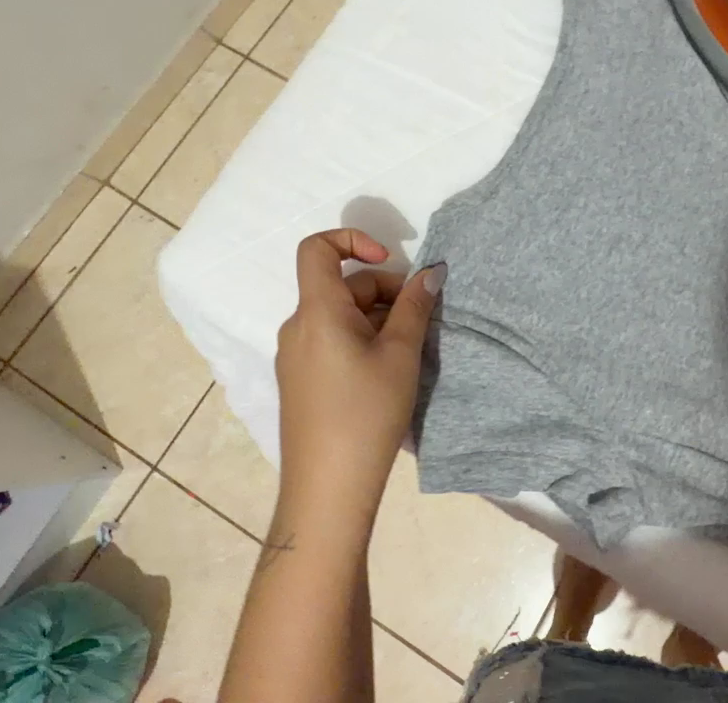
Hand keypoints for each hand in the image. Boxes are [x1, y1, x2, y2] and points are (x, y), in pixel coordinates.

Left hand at [275, 229, 442, 512]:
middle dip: (384, 291)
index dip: (352, 240)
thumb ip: (415, 306)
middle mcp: (298, 327)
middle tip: (420, 321)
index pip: (317, 248)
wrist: (327, 488)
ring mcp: (296, 356)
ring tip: (409, 351)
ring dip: (377, 318)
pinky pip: (332, 340)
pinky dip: (362, 339)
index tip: (389, 262)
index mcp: (317, 312)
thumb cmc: (367, 413)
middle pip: (340, 286)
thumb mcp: (401, 354)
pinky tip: (387, 372)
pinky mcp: (301, 381)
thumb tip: (431, 272)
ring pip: (340, 316)